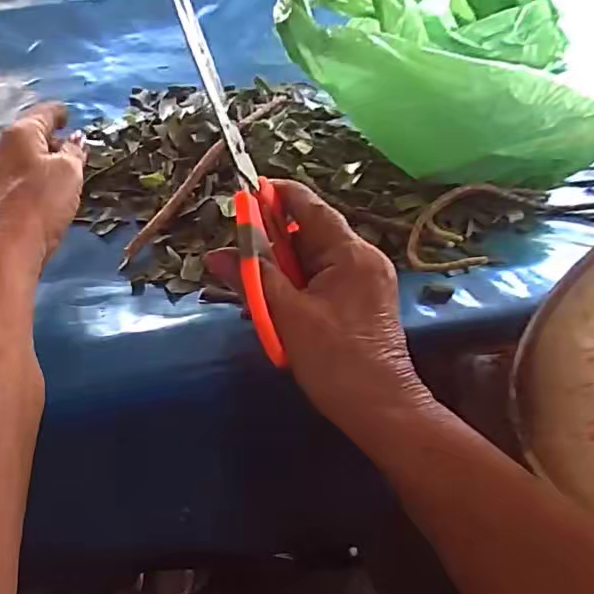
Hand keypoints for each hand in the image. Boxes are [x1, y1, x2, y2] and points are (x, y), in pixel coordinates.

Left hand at [0, 102, 85, 267]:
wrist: (9, 246)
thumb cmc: (42, 199)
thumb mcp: (69, 170)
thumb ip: (74, 152)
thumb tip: (73, 141)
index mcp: (21, 133)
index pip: (44, 114)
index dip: (60, 113)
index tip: (69, 116)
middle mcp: (4, 151)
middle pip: (32, 139)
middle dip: (52, 141)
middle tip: (72, 147)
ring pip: (26, 162)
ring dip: (45, 164)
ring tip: (65, 172)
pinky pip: (23, 183)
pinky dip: (37, 182)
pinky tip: (49, 193)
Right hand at [208, 179, 433, 428]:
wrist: (376, 405)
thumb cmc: (333, 358)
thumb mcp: (286, 315)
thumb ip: (253, 278)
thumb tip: (217, 253)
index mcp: (350, 255)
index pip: (311, 210)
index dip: (279, 196)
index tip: (248, 188)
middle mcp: (362, 260)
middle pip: (309, 235)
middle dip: (272, 238)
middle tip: (236, 246)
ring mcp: (362, 283)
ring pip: (311, 261)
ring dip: (278, 266)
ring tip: (249, 281)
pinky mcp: (357, 304)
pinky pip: (317, 282)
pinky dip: (292, 285)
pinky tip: (272, 302)